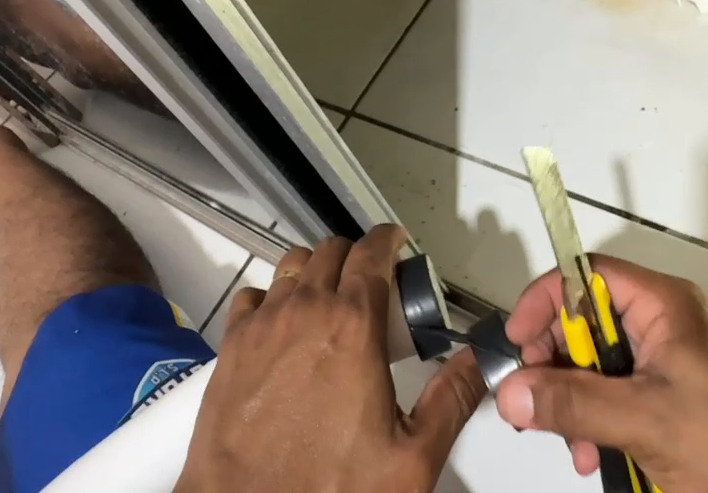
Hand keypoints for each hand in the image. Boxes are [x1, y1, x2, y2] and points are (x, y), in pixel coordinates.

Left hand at [176, 225, 486, 491]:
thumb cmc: (328, 492)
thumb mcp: (412, 457)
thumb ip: (452, 399)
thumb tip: (476, 362)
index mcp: (353, 325)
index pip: (372, 252)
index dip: (388, 239)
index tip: (396, 242)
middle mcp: (305, 312)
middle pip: (332, 250)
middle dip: (356, 255)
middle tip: (371, 283)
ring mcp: (263, 326)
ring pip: (292, 265)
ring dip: (315, 270)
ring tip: (328, 297)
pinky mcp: (231, 348)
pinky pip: (252, 296)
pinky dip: (271, 297)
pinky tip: (282, 324)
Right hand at [498, 256, 707, 492]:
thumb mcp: (644, 420)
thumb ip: (573, 403)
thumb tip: (509, 391)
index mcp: (664, 304)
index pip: (589, 275)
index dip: (548, 299)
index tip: (518, 341)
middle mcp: (663, 322)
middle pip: (587, 320)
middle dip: (557, 363)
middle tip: (533, 400)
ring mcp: (667, 361)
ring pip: (596, 363)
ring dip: (573, 400)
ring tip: (571, 444)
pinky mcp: (669, 398)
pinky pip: (614, 393)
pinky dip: (594, 420)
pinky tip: (591, 455)